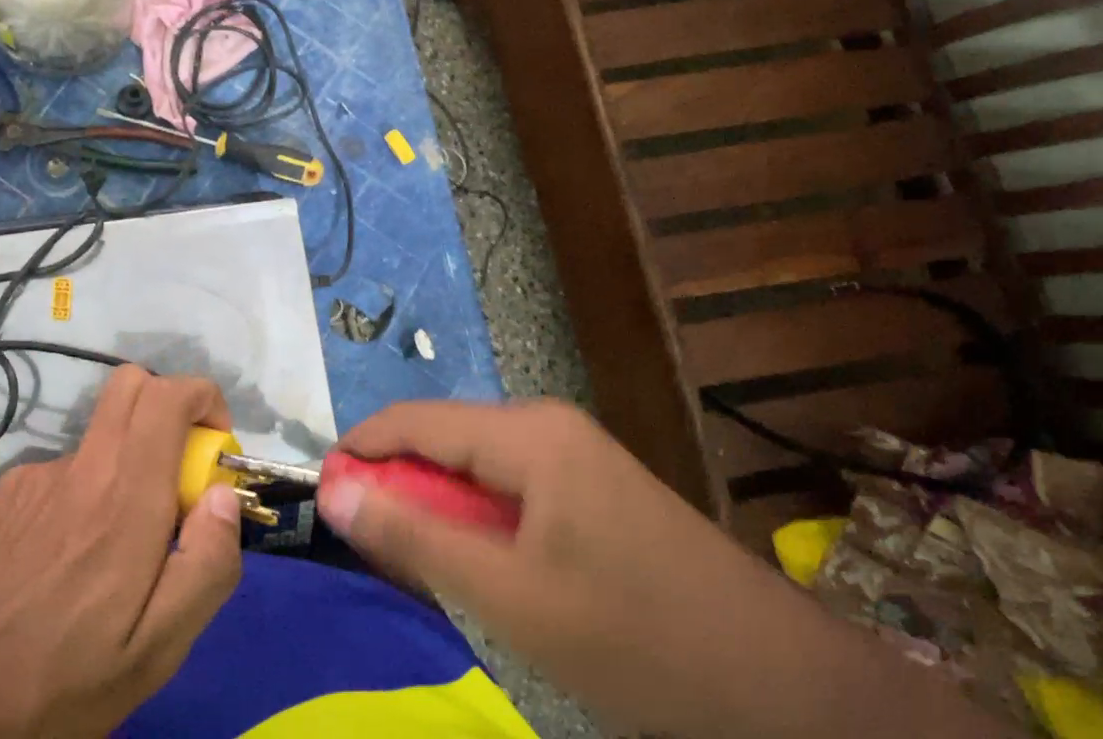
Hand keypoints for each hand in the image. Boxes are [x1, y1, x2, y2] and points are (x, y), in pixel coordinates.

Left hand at [0, 365, 242, 738]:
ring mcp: (35, 476)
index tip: (215, 450)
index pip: (166, 397)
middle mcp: (79, 469)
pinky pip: (64, 472)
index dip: (203, 399)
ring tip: (116, 558)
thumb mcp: (158, 648)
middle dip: (170, 411)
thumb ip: (207, 564)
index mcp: (124, 499)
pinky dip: (86, 493)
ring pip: (99, 439)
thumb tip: (222, 496)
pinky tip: (69, 563)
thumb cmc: (65, 677)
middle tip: (180, 482)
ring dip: (126, 468)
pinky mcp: (6, 494)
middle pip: (130, 387)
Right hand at [316, 398, 1014, 738]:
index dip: (357, 456)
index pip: (409, 420)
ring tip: (425, 568)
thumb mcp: (507, 595)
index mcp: (527, 434)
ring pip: (474, 469)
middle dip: (398, 488)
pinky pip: (511, 489)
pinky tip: (485, 570)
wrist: (791, 693)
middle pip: (441, 440)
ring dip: (438, 511)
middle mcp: (548, 426)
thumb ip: (411, 537)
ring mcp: (579, 456)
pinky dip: (479, 522)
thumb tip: (331, 491)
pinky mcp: (596, 490)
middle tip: (374, 552)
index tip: (322, 504)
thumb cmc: (636, 639)